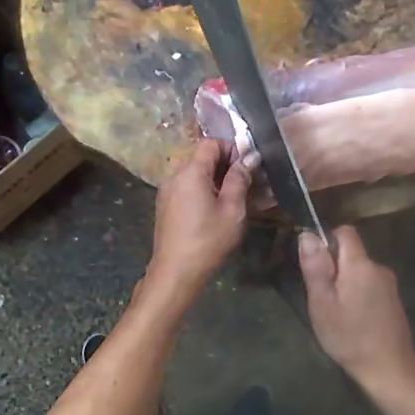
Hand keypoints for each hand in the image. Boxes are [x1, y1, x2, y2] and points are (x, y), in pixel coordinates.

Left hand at [147, 139, 250, 295]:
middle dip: (223, 164)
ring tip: (230, 198)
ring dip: (212, 178)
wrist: (176, 271)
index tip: (246, 167)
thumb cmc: (208, 240)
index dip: (231, 149)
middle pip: (199, 156)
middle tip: (243, 184)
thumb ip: (239, 179)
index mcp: (189, 172)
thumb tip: (249, 157)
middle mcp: (173, 176)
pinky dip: (200, 190)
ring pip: (192, 173)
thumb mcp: (232, 210)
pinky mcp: (164, 205)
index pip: (210, 143)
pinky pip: (184, 187)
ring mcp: (166, 191)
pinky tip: (213, 209)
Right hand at [298, 225, 414, 385]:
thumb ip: (316, 267)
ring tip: (335, 310)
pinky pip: (368, 284)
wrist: (388, 367)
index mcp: (360, 265)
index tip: (316, 265)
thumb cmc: (348, 335)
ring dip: (344, 282)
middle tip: (321, 296)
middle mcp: (378, 268)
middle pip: (350, 253)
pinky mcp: (392, 299)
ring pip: (358, 270)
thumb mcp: (322, 302)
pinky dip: (356, 293)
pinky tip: (351, 317)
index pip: (345, 232)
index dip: (327, 241)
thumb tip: (308, 234)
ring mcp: (388, 284)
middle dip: (333, 267)